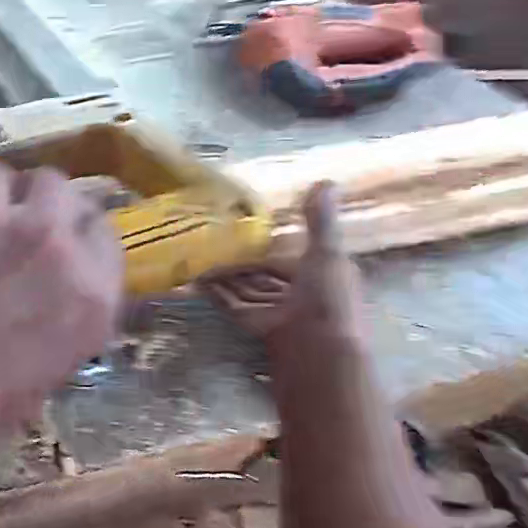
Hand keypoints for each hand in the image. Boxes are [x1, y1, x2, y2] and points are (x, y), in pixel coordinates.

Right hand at [204, 182, 366, 355]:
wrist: (317, 348)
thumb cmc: (327, 297)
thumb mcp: (327, 252)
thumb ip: (320, 220)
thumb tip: (326, 179)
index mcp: (322, 275)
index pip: (291, 259)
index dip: (270, 249)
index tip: (242, 234)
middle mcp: (301, 294)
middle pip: (266, 277)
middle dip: (242, 266)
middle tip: (212, 248)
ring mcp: (278, 312)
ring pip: (249, 290)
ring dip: (227, 278)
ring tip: (200, 262)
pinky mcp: (258, 327)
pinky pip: (235, 306)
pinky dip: (219, 295)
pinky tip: (200, 283)